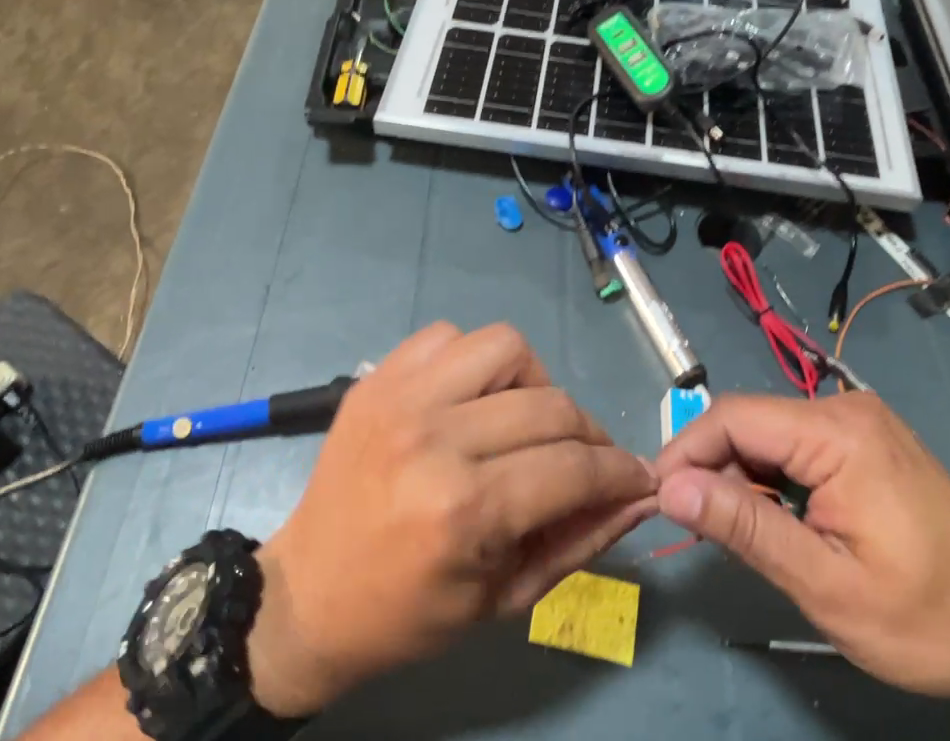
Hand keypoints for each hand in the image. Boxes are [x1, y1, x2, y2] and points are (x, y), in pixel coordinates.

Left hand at [248, 322, 657, 715]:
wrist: (309, 596)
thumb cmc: (409, 613)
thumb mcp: (506, 597)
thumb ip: (581, 540)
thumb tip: (641, 495)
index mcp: (465, 508)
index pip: (575, 467)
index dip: (621, 473)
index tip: (637, 478)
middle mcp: (434, 438)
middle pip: (551, 406)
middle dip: (589, 436)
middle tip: (587, 463)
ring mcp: (399, 398)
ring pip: (504, 347)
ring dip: (532, 384)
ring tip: (524, 423)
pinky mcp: (376, 379)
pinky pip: (447, 336)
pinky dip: (474, 362)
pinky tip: (473, 401)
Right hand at [654, 393, 949, 701]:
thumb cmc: (930, 619)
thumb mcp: (826, 584)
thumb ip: (745, 527)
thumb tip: (670, 486)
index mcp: (839, 434)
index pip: (732, 417)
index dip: (685, 453)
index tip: (657, 501)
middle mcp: (848, 412)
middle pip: (749, 423)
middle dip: (711, 470)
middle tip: (696, 531)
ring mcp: (862, 427)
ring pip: (770, 437)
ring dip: (740, 479)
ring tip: (735, 535)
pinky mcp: (869, 447)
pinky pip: (798, 449)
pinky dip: (772, 482)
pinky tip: (775, 524)